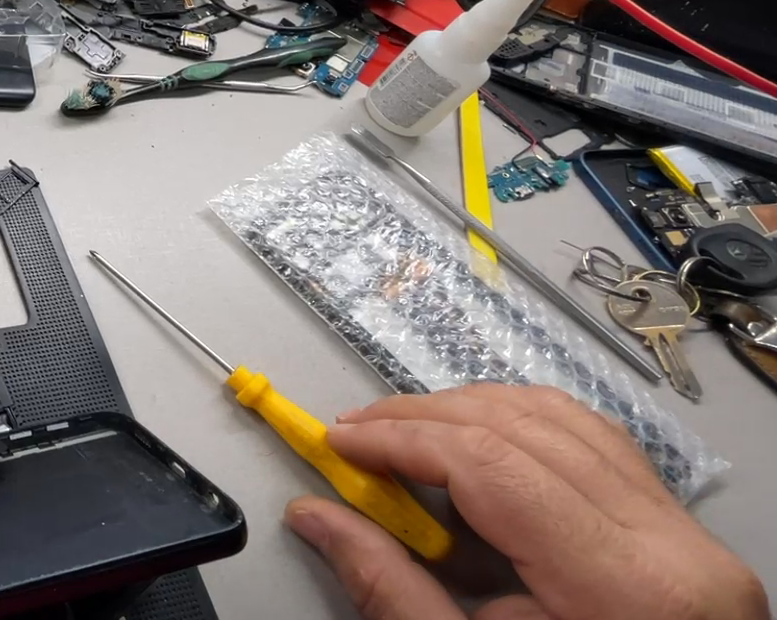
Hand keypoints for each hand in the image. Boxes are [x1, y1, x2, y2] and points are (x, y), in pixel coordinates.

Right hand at [285, 384, 767, 619]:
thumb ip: (388, 587)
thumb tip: (309, 513)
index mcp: (627, 587)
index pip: (487, 462)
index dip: (398, 439)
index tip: (337, 443)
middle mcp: (673, 544)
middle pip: (515, 425)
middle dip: (417, 417)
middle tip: (354, 433)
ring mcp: (687, 531)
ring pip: (553, 415)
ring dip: (462, 409)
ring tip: (405, 432)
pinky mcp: (682, 529)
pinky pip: (591, 435)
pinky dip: (517, 419)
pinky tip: (474, 439)